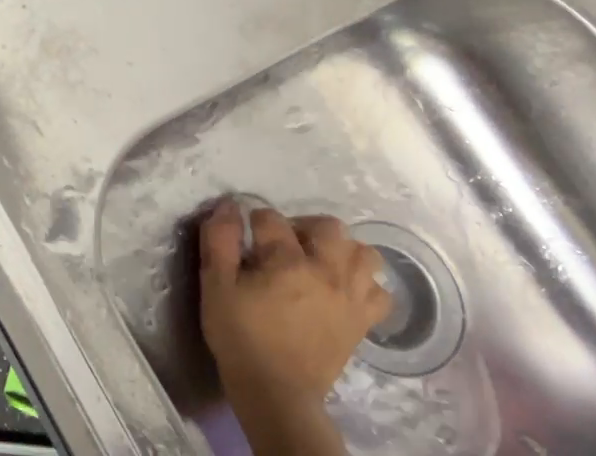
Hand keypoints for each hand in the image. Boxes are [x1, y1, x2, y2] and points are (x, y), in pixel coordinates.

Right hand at [199, 201, 391, 446]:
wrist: (276, 387)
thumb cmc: (238, 332)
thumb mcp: (214, 282)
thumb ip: (219, 239)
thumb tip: (229, 207)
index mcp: (288, 262)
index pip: (271, 218)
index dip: (251, 220)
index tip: (240, 233)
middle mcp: (329, 273)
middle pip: (330, 227)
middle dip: (303, 226)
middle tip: (281, 243)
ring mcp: (353, 298)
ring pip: (365, 254)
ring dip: (341, 250)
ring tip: (315, 261)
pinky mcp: (364, 321)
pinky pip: (380, 291)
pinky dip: (363, 283)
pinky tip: (339, 288)